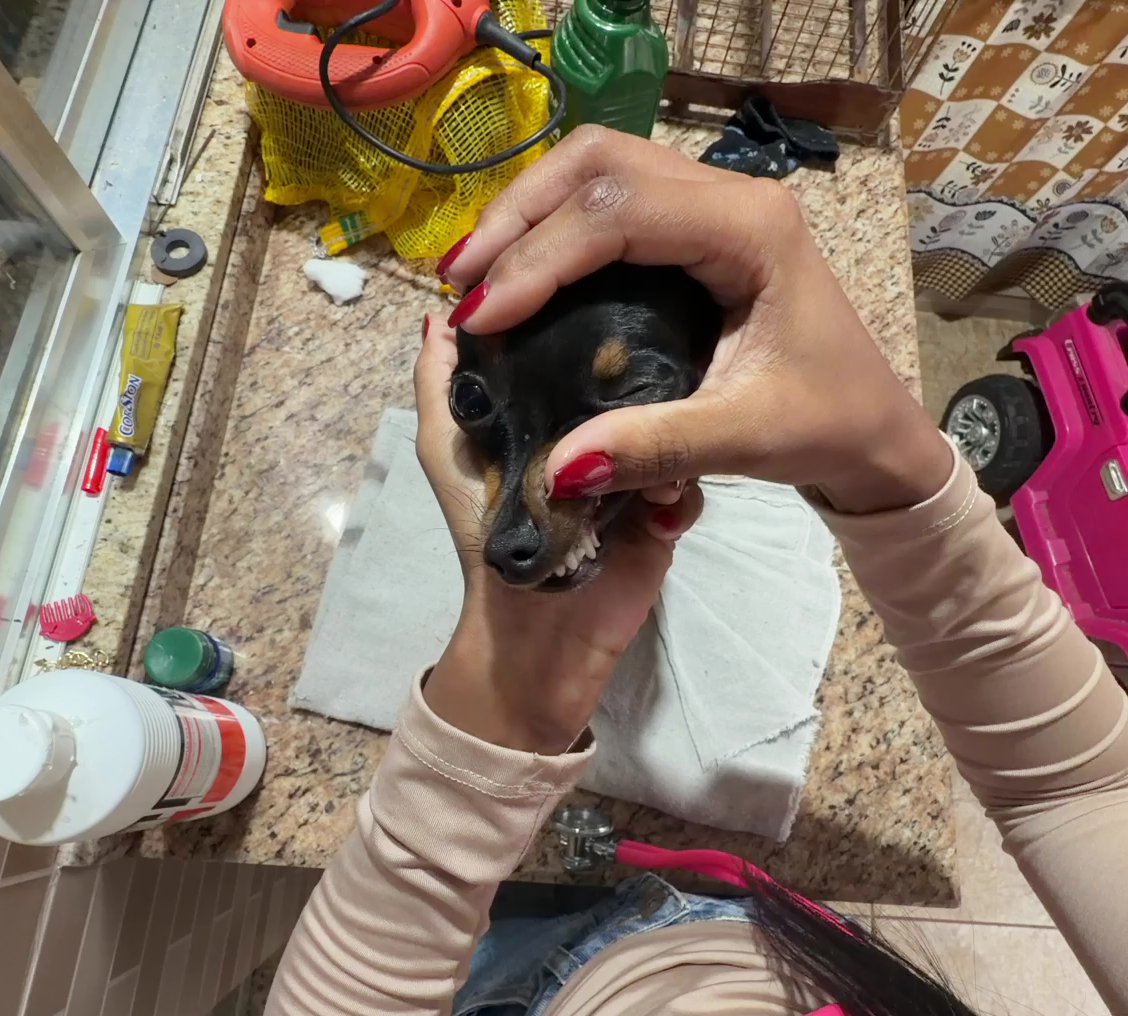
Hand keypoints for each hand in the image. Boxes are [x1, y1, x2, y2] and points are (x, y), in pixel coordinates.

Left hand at [413, 317, 702, 753]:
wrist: (533, 625)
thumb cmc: (481, 529)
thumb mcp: (447, 450)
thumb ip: (441, 387)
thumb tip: (439, 313)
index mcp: (549, 410)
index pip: (581, 345)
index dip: (593, 312)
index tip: (614, 277)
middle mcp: (595, 430)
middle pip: (635, 380)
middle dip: (653, 367)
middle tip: (670, 347)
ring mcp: (633, 470)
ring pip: (672, 425)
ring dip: (670, 434)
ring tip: (660, 443)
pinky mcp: (662, 512)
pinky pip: (689, 484)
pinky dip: (679, 494)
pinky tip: (660, 506)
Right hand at [438, 126, 952, 514]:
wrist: (871, 427)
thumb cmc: (825, 423)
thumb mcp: (743, 438)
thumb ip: (654, 449)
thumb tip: (555, 472)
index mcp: (750, 230)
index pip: (618, 211)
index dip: (536, 258)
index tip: (479, 316)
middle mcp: (730, 197)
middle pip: (599, 161)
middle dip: (518, 216)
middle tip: (462, 281)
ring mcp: (715, 208)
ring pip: (600, 169)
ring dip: (531, 213)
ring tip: (477, 272)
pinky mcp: (698, 234)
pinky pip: (612, 203)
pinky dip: (556, 228)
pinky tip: (523, 270)